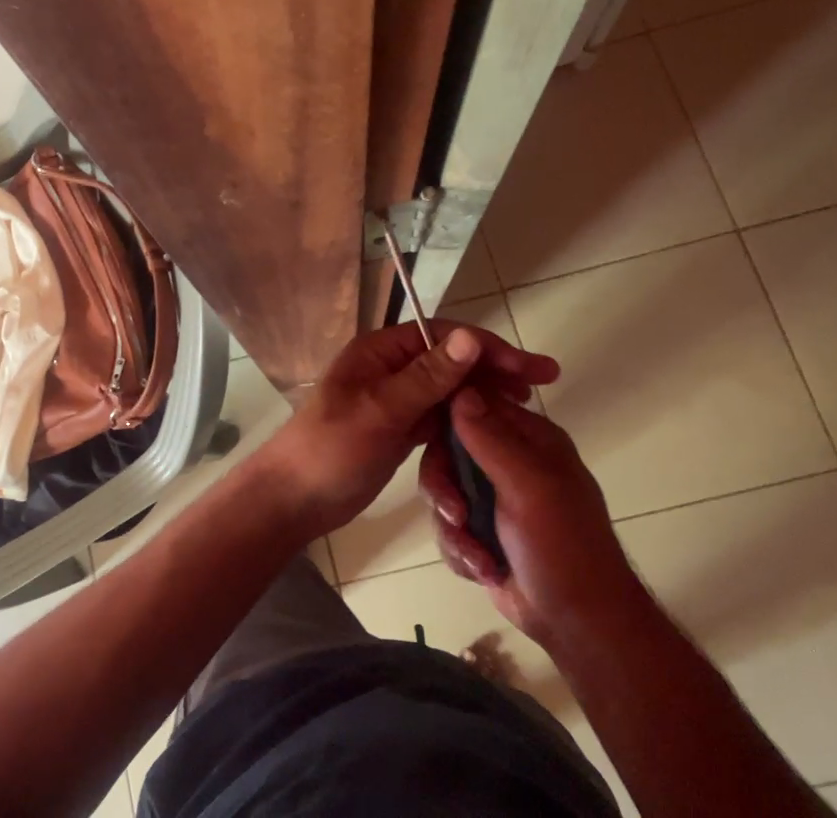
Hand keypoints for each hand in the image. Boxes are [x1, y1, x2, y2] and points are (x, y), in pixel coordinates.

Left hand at [250, 322, 560, 538]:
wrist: (294, 499)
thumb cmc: (330, 450)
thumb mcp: (381, 411)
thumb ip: (427, 377)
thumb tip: (471, 338)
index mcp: (380, 353)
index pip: (443, 337)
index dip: (488, 347)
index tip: (529, 366)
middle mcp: (389, 370)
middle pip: (451, 360)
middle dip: (494, 368)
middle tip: (542, 383)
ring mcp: (395, 401)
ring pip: (449, 389)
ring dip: (484, 393)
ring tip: (524, 406)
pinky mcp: (399, 430)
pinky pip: (439, 417)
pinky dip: (465, 420)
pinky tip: (493, 429)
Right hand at [421, 389, 641, 640]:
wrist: (577, 623)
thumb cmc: (563, 547)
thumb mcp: (529, 486)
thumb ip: (491, 438)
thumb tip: (459, 389)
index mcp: (529, 439)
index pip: (472, 406)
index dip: (446, 425)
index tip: (436, 452)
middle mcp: (509, 461)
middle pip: (445, 453)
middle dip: (445, 491)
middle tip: (457, 517)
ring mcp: (494, 498)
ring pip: (442, 495)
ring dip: (454, 531)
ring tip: (479, 558)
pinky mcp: (481, 532)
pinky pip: (448, 528)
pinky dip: (460, 551)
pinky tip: (483, 569)